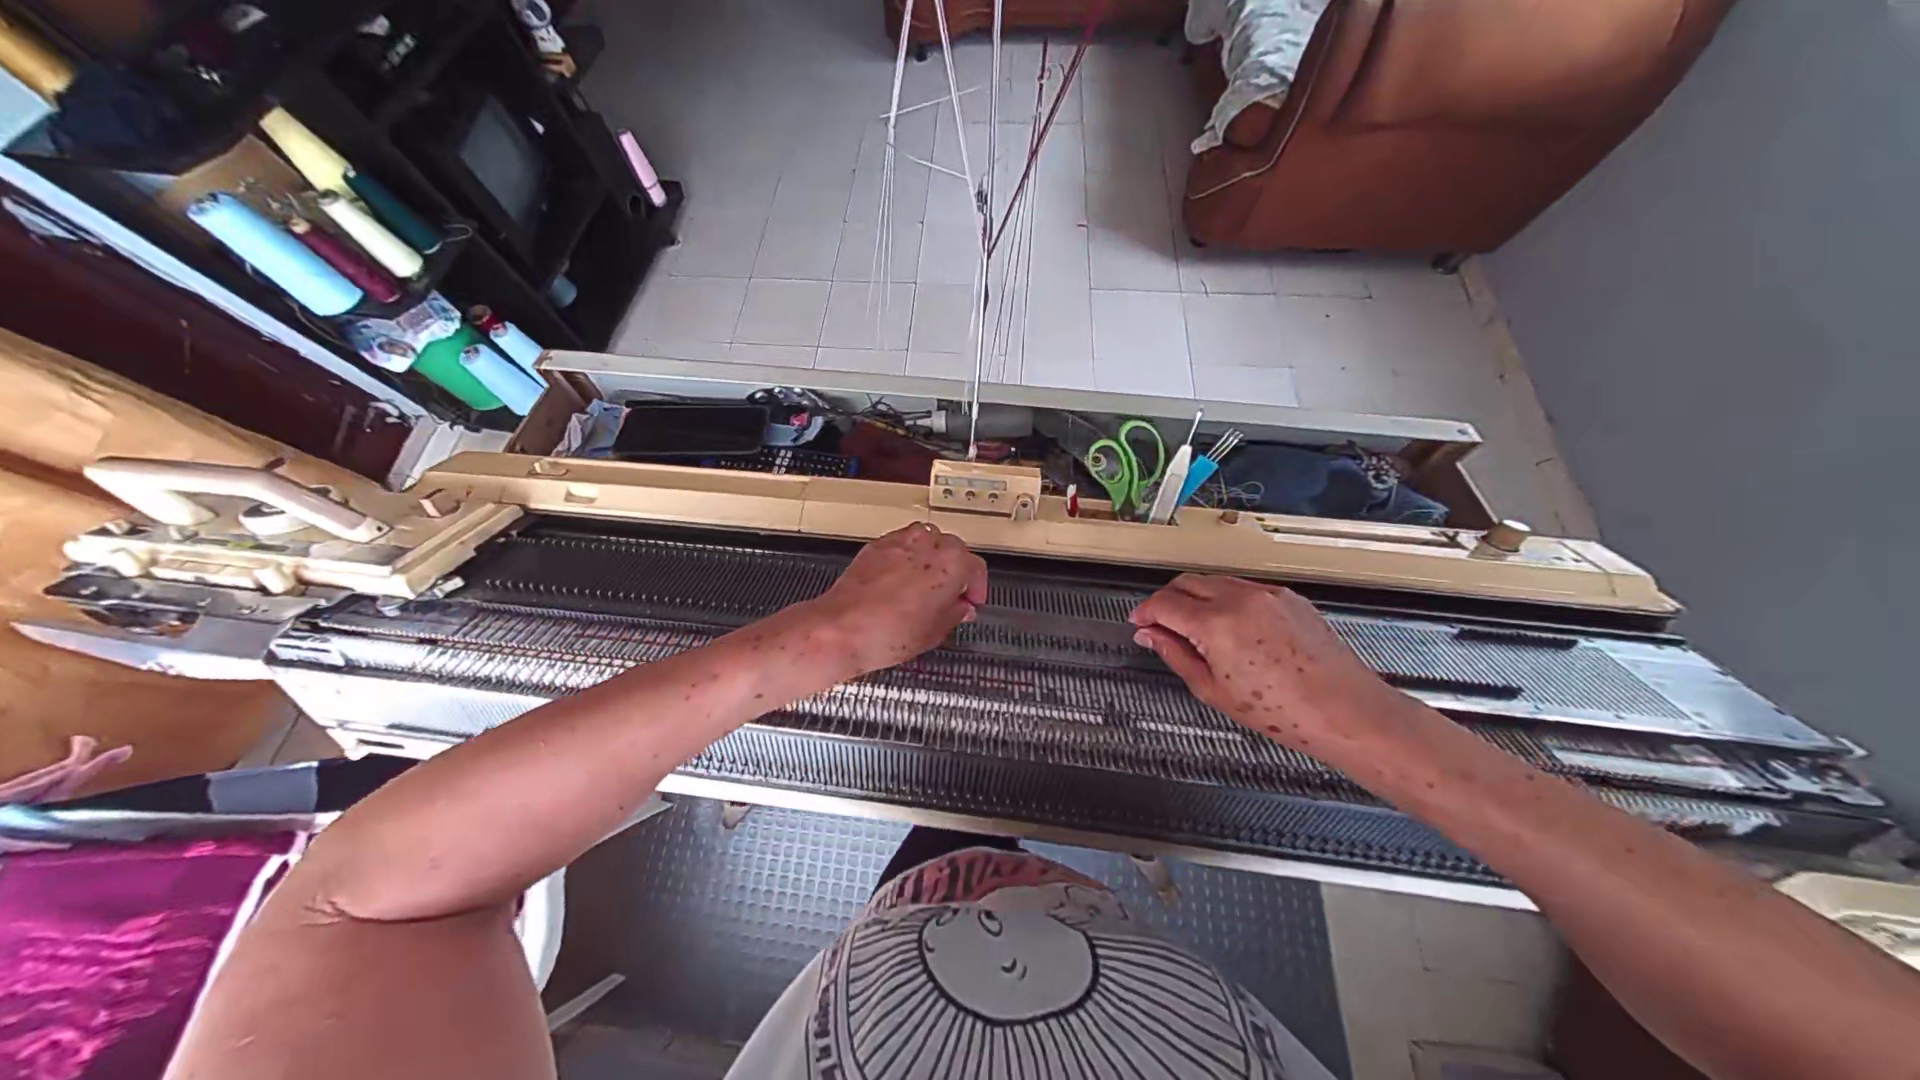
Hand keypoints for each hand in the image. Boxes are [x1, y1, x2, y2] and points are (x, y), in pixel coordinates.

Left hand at [803, 523, 988, 675]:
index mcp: (952, 562)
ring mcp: (901, 541)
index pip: (976, 567)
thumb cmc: (885, 631)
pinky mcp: (878, 545)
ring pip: (928, 540)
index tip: (972, 600)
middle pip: (954, 548)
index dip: (977, 587)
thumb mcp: (935, 631)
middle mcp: (928, 544)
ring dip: (933, 557)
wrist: (843, 629)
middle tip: (953, 595)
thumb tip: (960, 609)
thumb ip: (955, 613)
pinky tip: (903, 579)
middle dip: (957, 570)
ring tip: (928, 584)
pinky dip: (908, 556)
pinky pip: (902, 543)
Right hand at [1129, 574, 1418, 758]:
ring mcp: (1266, 594)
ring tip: (1193, 627)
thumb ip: (1175, 654)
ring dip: (1194, 596)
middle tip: (1159, 623)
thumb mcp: (1213, 690)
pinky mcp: (1286, 595)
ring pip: (1213, 580)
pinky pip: (1242, 586)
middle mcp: (1240, 599)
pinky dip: (1224, 598)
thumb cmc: (1287, 710)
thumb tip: (1152, 637)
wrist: (1343, 709)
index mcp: (1217, 624)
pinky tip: (1227, 625)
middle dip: (1166, 599)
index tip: (1139, 622)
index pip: (1163, 603)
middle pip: (1185, 582)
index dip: (1144, 612)